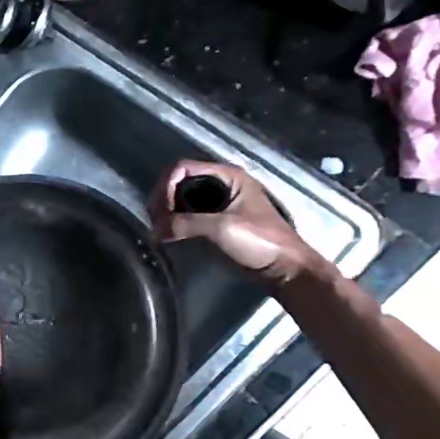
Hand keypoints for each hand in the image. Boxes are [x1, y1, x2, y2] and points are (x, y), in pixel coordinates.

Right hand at [150, 161, 326, 290]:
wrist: (284, 269)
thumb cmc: (260, 242)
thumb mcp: (222, 228)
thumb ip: (187, 224)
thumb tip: (155, 230)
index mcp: (227, 176)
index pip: (183, 168)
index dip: (166, 185)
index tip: (162, 211)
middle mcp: (221, 185)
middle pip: (179, 182)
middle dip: (162, 199)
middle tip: (156, 222)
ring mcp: (218, 204)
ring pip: (181, 199)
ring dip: (166, 212)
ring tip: (159, 230)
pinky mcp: (215, 223)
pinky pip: (187, 216)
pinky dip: (174, 223)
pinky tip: (168, 236)